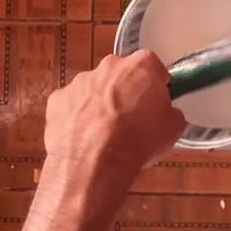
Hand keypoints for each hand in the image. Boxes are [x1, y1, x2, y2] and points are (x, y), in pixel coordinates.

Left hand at [42, 51, 184, 187]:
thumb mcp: (173, 127)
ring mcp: (80, 81)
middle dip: (126, 90)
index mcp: (142, 65)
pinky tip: (84, 137)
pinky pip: (72, 104)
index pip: (153, 66)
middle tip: (131, 117)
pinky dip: (77, 116)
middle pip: (121, 73)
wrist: (94, 166)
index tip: (156, 102)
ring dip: (100, 103)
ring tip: (105, 133)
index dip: (156, 85)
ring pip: (95, 88)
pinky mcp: (57, 99)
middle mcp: (109, 65)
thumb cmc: (139, 141)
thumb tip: (164, 112)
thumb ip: (170, 110)